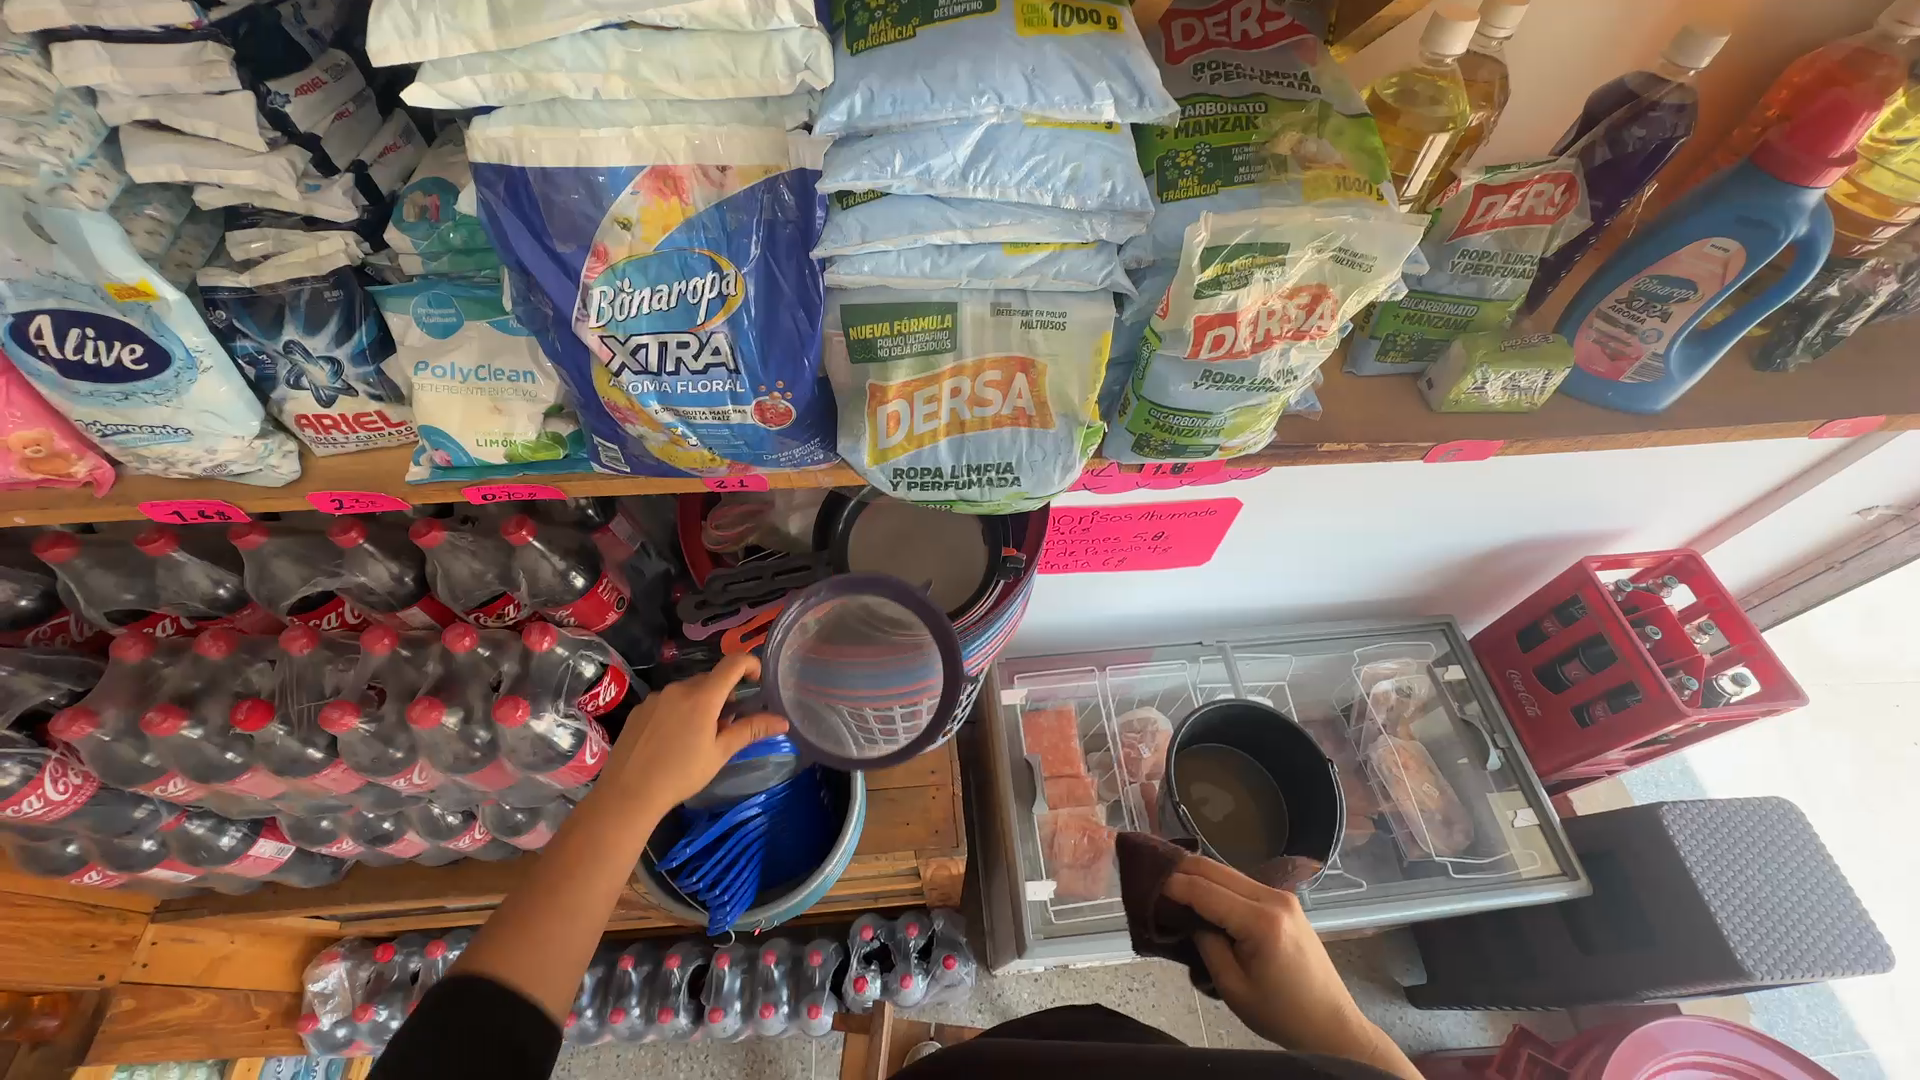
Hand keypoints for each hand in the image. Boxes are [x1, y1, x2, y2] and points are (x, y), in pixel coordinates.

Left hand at [596, 654, 787, 817]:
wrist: (627, 794)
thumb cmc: (680, 774)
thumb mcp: (720, 753)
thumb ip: (751, 730)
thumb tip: (783, 721)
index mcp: (702, 696)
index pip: (733, 663)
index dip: (751, 664)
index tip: (758, 681)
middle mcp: (679, 689)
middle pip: (711, 678)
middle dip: (725, 694)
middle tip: (728, 724)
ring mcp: (656, 698)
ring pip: (689, 691)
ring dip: (701, 704)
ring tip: (699, 736)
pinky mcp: (640, 709)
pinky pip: (668, 701)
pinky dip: (679, 711)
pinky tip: (673, 740)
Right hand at [1165, 856, 1416, 1077]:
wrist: (1332, 1025)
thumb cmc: (1281, 1014)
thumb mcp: (1232, 987)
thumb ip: (1205, 944)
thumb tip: (1185, 917)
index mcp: (1261, 922)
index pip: (1204, 890)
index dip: (1172, 885)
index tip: (1145, 885)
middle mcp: (1273, 898)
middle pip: (1215, 869)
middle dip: (1180, 869)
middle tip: (1150, 875)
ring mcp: (1282, 896)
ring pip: (1227, 871)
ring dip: (1197, 873)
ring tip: (1169, 881)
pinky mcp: (1285, 901)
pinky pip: (1241, 882)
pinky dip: (1216, 882)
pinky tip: (1199, 890)